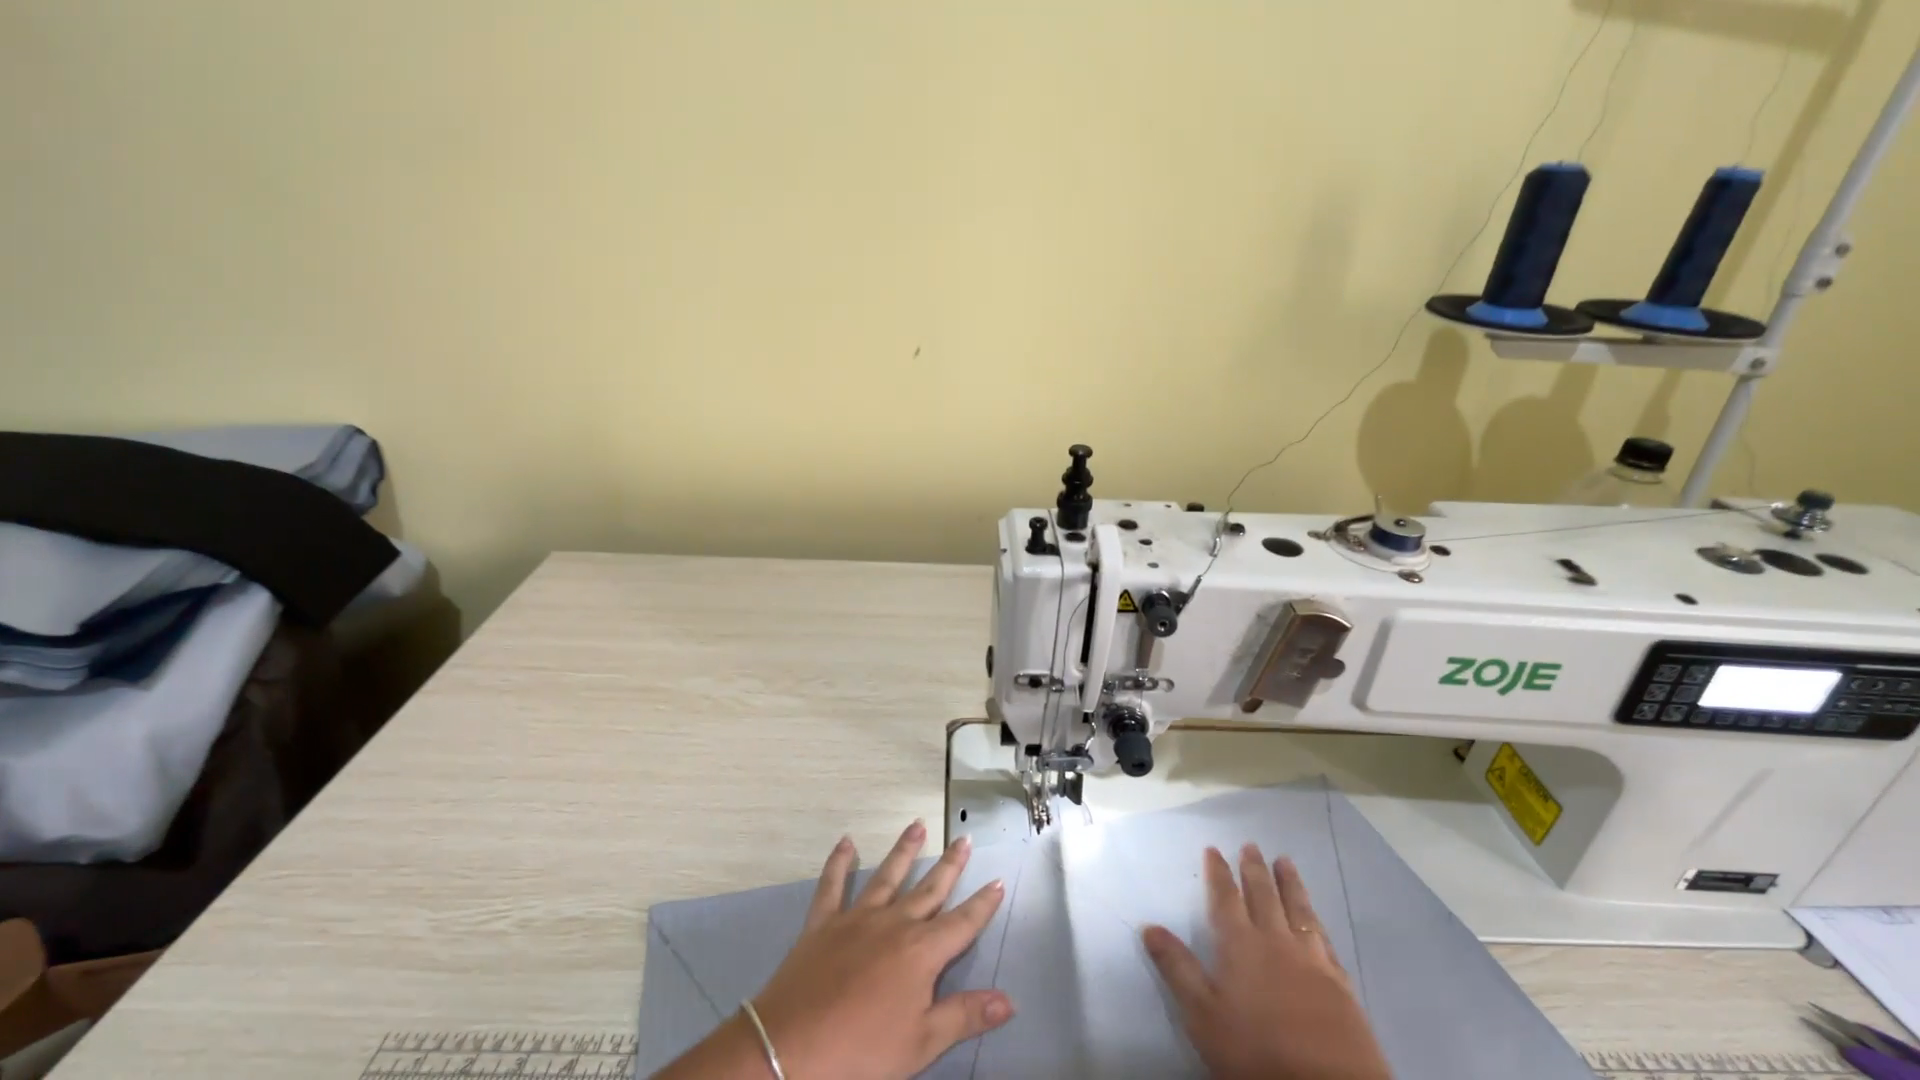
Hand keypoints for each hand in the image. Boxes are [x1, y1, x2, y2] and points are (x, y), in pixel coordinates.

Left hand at [653, 822, 1012, 1079]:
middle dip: (950, 865)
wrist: (791, 1048)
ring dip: (904, 850)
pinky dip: (838, 862)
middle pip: (929, 889)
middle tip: (965, 839)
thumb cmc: (862, 1050)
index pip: (962, 923)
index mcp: (922, 953)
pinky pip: (832, 885)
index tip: (998, 881)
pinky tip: (846, 842)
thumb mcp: (922, 1043)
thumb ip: (965, 1016)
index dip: (983, 904)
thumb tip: (1009, 1000)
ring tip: (917, 825)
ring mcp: (856, 919)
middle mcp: (894, 924)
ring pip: (887, 876)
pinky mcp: (822, 923)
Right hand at [1143, 845, 1391, 1079]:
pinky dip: (1316, 920)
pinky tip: (1317, 920)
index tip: (1214, 849)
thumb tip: (1149, 926)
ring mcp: (1312, 959)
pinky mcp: (1339, 981)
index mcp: (1241, 945)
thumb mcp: (1202, 1013)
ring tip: (1286, 862)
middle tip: (1251, 845)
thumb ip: (1177, 968)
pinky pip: (1324, 938)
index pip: (1225, 899)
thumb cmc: (1255, 1049)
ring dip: (1290, 884)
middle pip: (1264, 896)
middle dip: (1254, 869)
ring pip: (1298, 910)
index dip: (1218, 873)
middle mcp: (1276, 941)